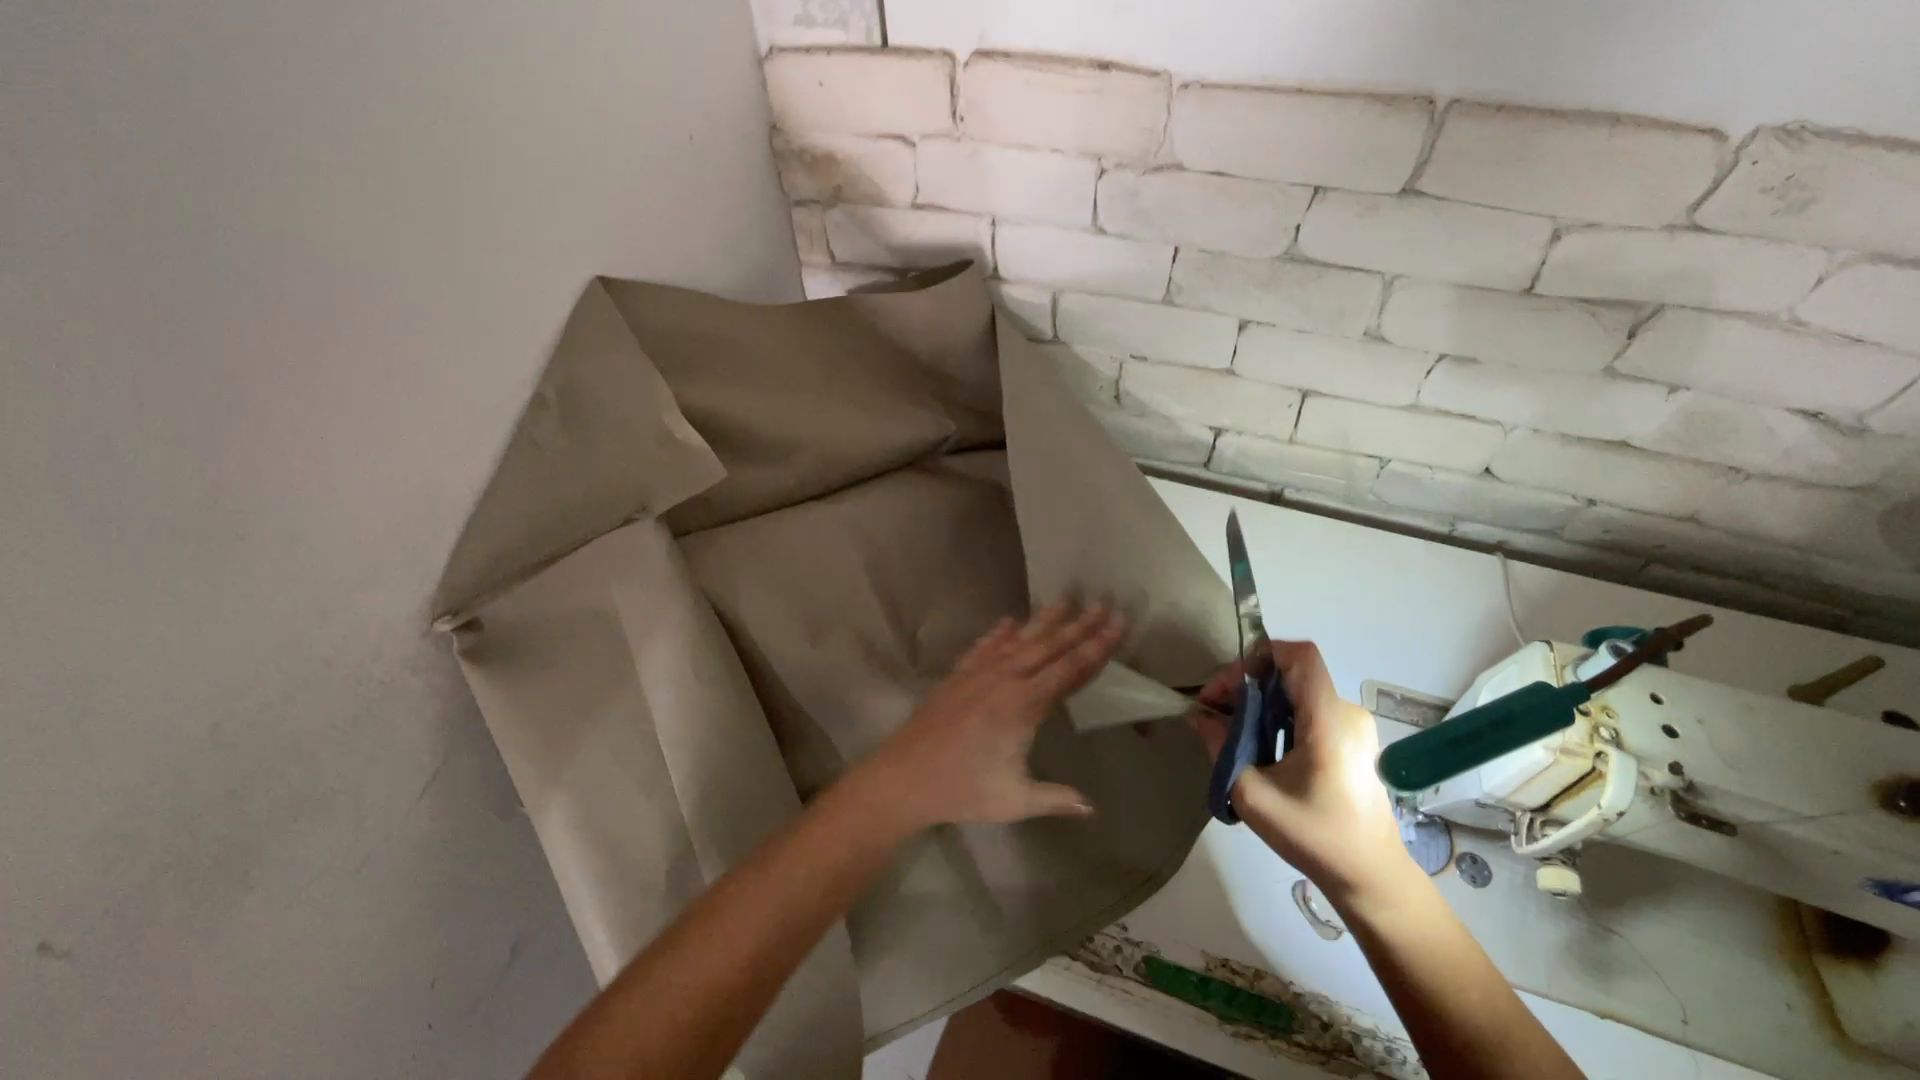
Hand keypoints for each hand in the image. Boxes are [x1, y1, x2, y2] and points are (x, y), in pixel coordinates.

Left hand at [856, 603, 1126, 827]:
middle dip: (1079, 626)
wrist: (902, 778)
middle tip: (1104, 604)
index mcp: (1023, 706)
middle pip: (1048, 647)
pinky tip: (1008, 621)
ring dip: (1044, 621)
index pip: (1069, 670)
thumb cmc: (961, 791)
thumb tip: (1092, 807)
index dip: (1097, 648)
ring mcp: (977, 675)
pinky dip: (998, 633)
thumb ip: (1055, 799)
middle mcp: (1003, 680)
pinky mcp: (956, 677)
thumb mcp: (1013, 800)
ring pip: (1017, 640)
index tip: (1118, 626)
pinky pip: (983, 647)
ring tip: (1065, 600)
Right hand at [1190, 641, 1414, 905]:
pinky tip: (1261, 748)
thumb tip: (1199, 716)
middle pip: (1292, 674)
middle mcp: (1347, 713)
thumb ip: (1222, 747)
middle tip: (1215, 713)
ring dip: (1261, 704)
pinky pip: (1310, 711)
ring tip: (1233, 733)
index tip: (1227, 687)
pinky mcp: (1354, 740)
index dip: (1260, 655)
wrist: (1369, 875)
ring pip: (1298, 693)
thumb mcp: (1253, 795)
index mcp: (1329, 721)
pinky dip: (1279, 717)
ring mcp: (1354, 726)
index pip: (1300, 656)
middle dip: (1248, 685)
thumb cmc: (1314, 836)